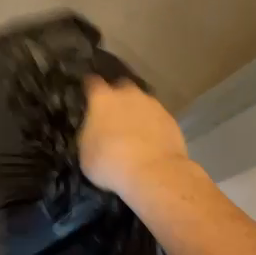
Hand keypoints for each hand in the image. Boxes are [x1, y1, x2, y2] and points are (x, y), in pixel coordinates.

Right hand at [80, 77, 195, 200]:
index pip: (91, 81)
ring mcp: (152, 105)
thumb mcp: (85, 151)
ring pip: (140, 101)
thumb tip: (92, 129)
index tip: (86, 95)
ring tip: (133, 128)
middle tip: (111, 113)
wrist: (155, 173)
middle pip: (120, 85)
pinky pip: (156, 116)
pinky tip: (150, 139)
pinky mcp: (170, 119)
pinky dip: (151, 123)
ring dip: (135, 110)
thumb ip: (87, 132)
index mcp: (102, 98)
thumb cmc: (110, 161)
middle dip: (115, 95)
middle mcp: (127, 94)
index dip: (87, 87)